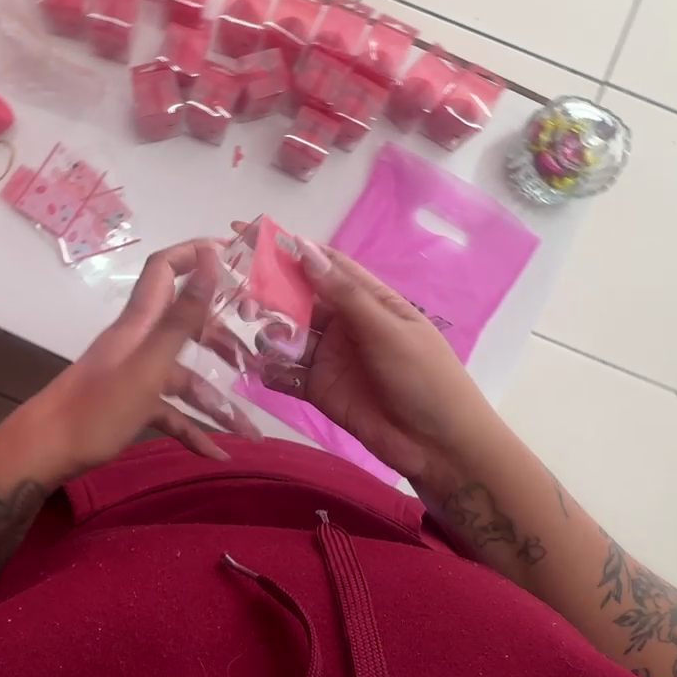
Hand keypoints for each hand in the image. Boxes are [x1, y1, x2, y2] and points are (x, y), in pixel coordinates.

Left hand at [0, 240, 262, 489]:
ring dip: (218, 404)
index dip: (195, 254)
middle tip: (256, 358)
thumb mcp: (148, 365)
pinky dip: (194, 431)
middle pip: (187, 327)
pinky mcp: (131, 406)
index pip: (165, 269)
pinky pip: (172, 412)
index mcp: (141, 324)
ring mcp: (136, 377)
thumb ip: (181, 317)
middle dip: (222, 339)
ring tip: (249, 431)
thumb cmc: (96, 409)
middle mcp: (140, 343)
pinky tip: (217, 454)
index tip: (235, 257)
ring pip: (186, 379)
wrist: (44, 452)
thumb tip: (210, 259)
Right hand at [240, 223, 483, 479]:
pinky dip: (269, 370)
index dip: (289, 247)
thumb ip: (343, 294)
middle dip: (268, 291)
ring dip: (267, 333)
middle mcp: (344, 324)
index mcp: (367, 300)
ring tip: (252, 335)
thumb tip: (304, 251)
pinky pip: (285, 374)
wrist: (438, 445)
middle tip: (238, 291)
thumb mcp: (386, 330)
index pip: (323, 264)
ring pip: (286, 336)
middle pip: (297, 298)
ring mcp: (328, 357)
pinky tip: (257, 368)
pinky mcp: (317, 389)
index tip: (250, 231)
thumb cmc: (424, 378)